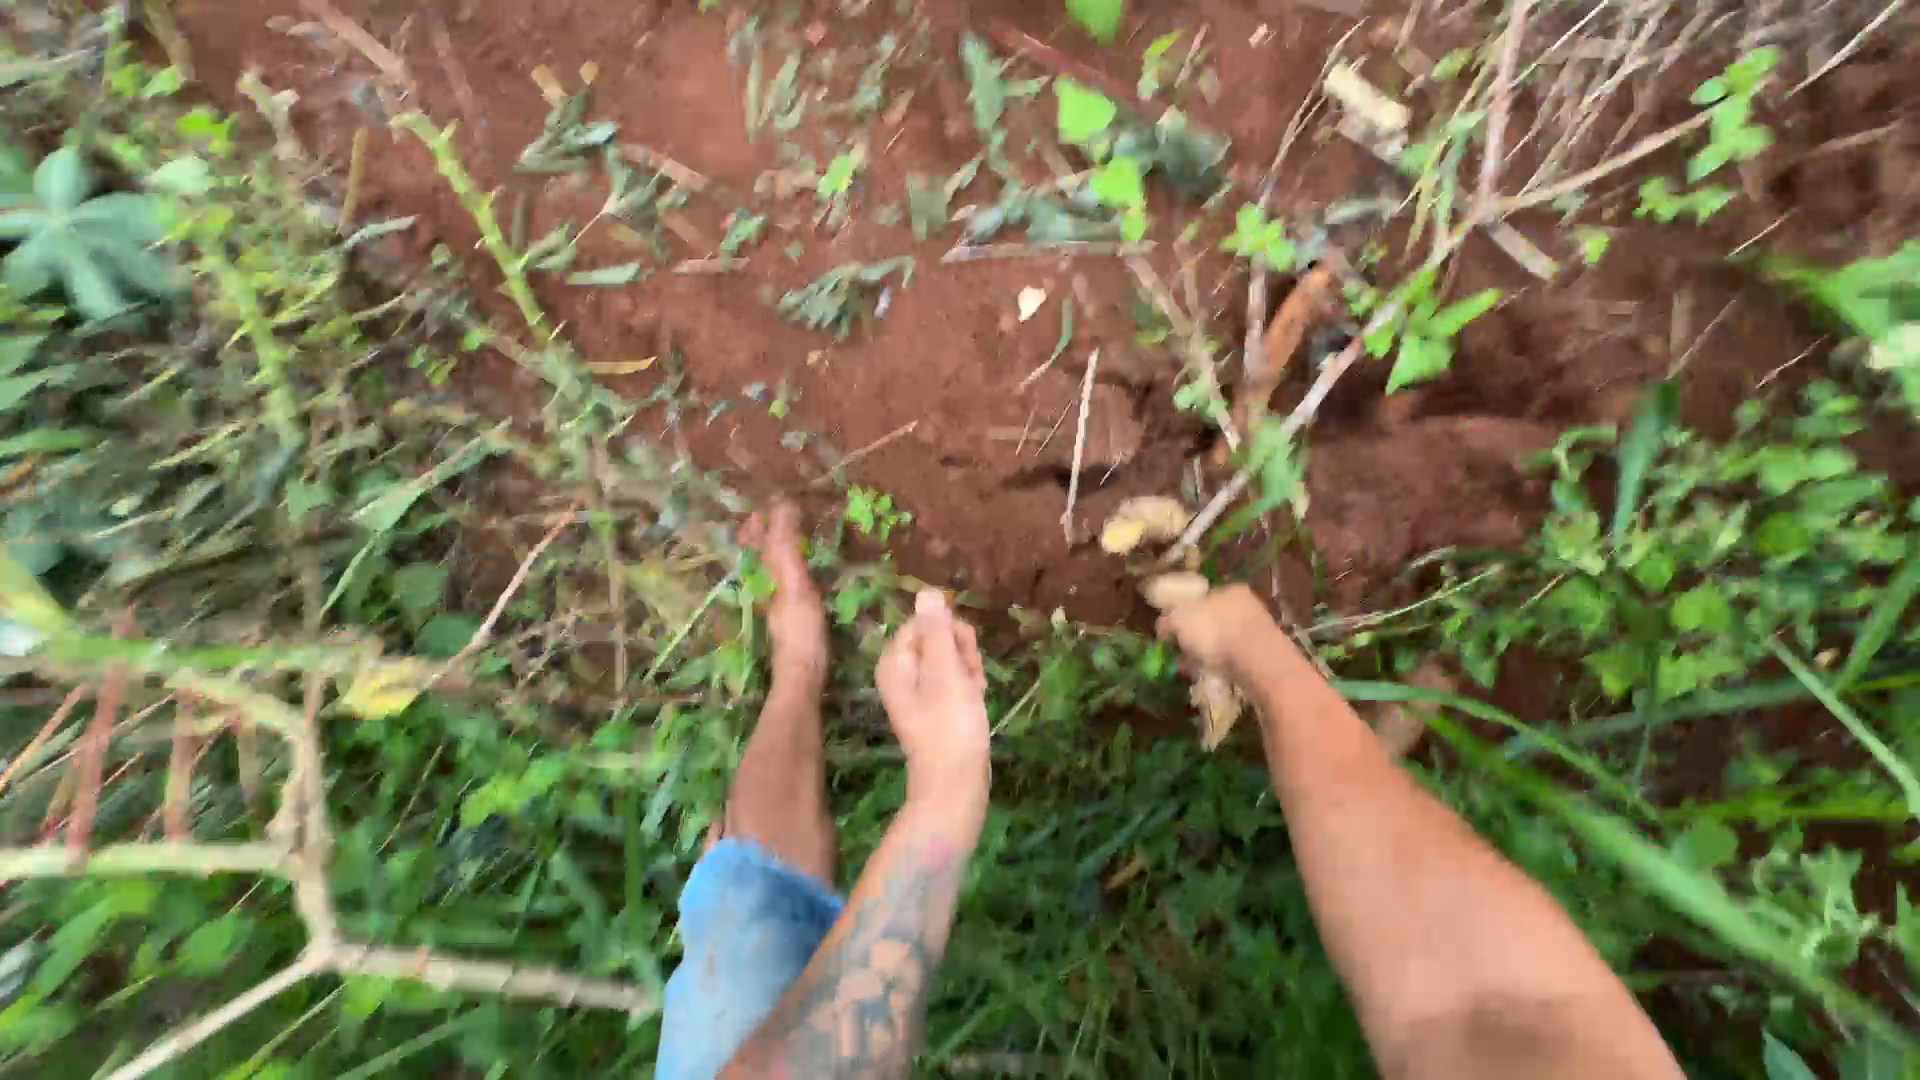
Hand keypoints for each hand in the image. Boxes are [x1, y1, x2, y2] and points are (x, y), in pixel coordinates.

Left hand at [742, 501, 826, 682]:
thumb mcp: (795, 583)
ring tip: (789, 537)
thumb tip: (782, 506)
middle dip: (762, 535)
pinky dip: (788, 569)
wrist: (802, 675)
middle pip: (758, 555)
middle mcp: (765, 589)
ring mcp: (776, 605)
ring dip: (775, 551)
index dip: (758, 523)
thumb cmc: (800, 630)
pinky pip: (784, 584)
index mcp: (764, 577)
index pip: (756, 542)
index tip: (767, 504)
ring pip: (769, 570)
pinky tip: (800, 573)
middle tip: (775, 516)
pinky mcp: (789, 618)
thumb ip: (787, 547)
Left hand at [877, 591, 990, 811]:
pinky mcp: (933, 703)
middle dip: (962, 652)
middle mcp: (900, 671)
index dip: (951, 634)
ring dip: (969, 668)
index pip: (926, 621)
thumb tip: (927, 591)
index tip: (964, 657)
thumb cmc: (950, 726)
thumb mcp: (947, 672)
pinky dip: (968, 684)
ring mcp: (917, 688)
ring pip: (950, 656)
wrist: (956, 783)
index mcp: (895, 660)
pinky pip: (952, 677)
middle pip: (938, 636)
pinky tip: (975, 699)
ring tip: (973, 693)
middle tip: (969, 679)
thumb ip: (938, 631)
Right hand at [1155, 584, 1280, 679]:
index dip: (1184, 615)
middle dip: (1196, 637)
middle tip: (1183, 654)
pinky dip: (1224, 665)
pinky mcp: (1266, 652)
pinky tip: (1215, 675)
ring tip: (1196, 668)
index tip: (1174, 635)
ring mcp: (1259, 629)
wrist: (1258, 662)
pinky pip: (1237, 657)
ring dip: (1209, 653)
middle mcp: (1246, 604)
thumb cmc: (1215, 633)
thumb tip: (1163, 626)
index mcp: (1228, 589)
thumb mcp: (1179, 621)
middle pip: (1212, 620)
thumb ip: (1167, 621)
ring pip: (1224, 640)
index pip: (1201, 599)